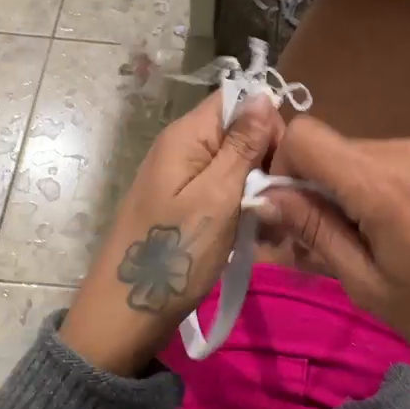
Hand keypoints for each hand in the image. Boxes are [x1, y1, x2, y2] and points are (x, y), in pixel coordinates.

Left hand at [58, 90, 282, 375]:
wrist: (123, 315)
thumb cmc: (174, 253)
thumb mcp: (217, 196)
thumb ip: (242, 145)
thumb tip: (264, 93)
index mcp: (187, 135)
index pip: (237, 99)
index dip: (267, 121)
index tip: (286, 160)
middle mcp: (183, 146)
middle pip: (238, 131)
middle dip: (266, 159)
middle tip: (280, 199)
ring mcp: (181, 176)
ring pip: (235, 164)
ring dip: (257, 188)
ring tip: (271, 224)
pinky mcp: (184, 203)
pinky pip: (222, 189)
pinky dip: (241, 207)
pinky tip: (255, 235)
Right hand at [260, 117, 409, 408]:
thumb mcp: (370, 287)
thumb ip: (315, 232)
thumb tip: (265, 197)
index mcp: (383, 184)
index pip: (306, 134)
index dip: (284, 164)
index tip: (289, 207)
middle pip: (338, 147)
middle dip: (321, 185)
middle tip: (330, 239)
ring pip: (369, 152)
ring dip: (357, 185)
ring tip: (380, 237)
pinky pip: (404, 156)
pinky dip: (390, 182)